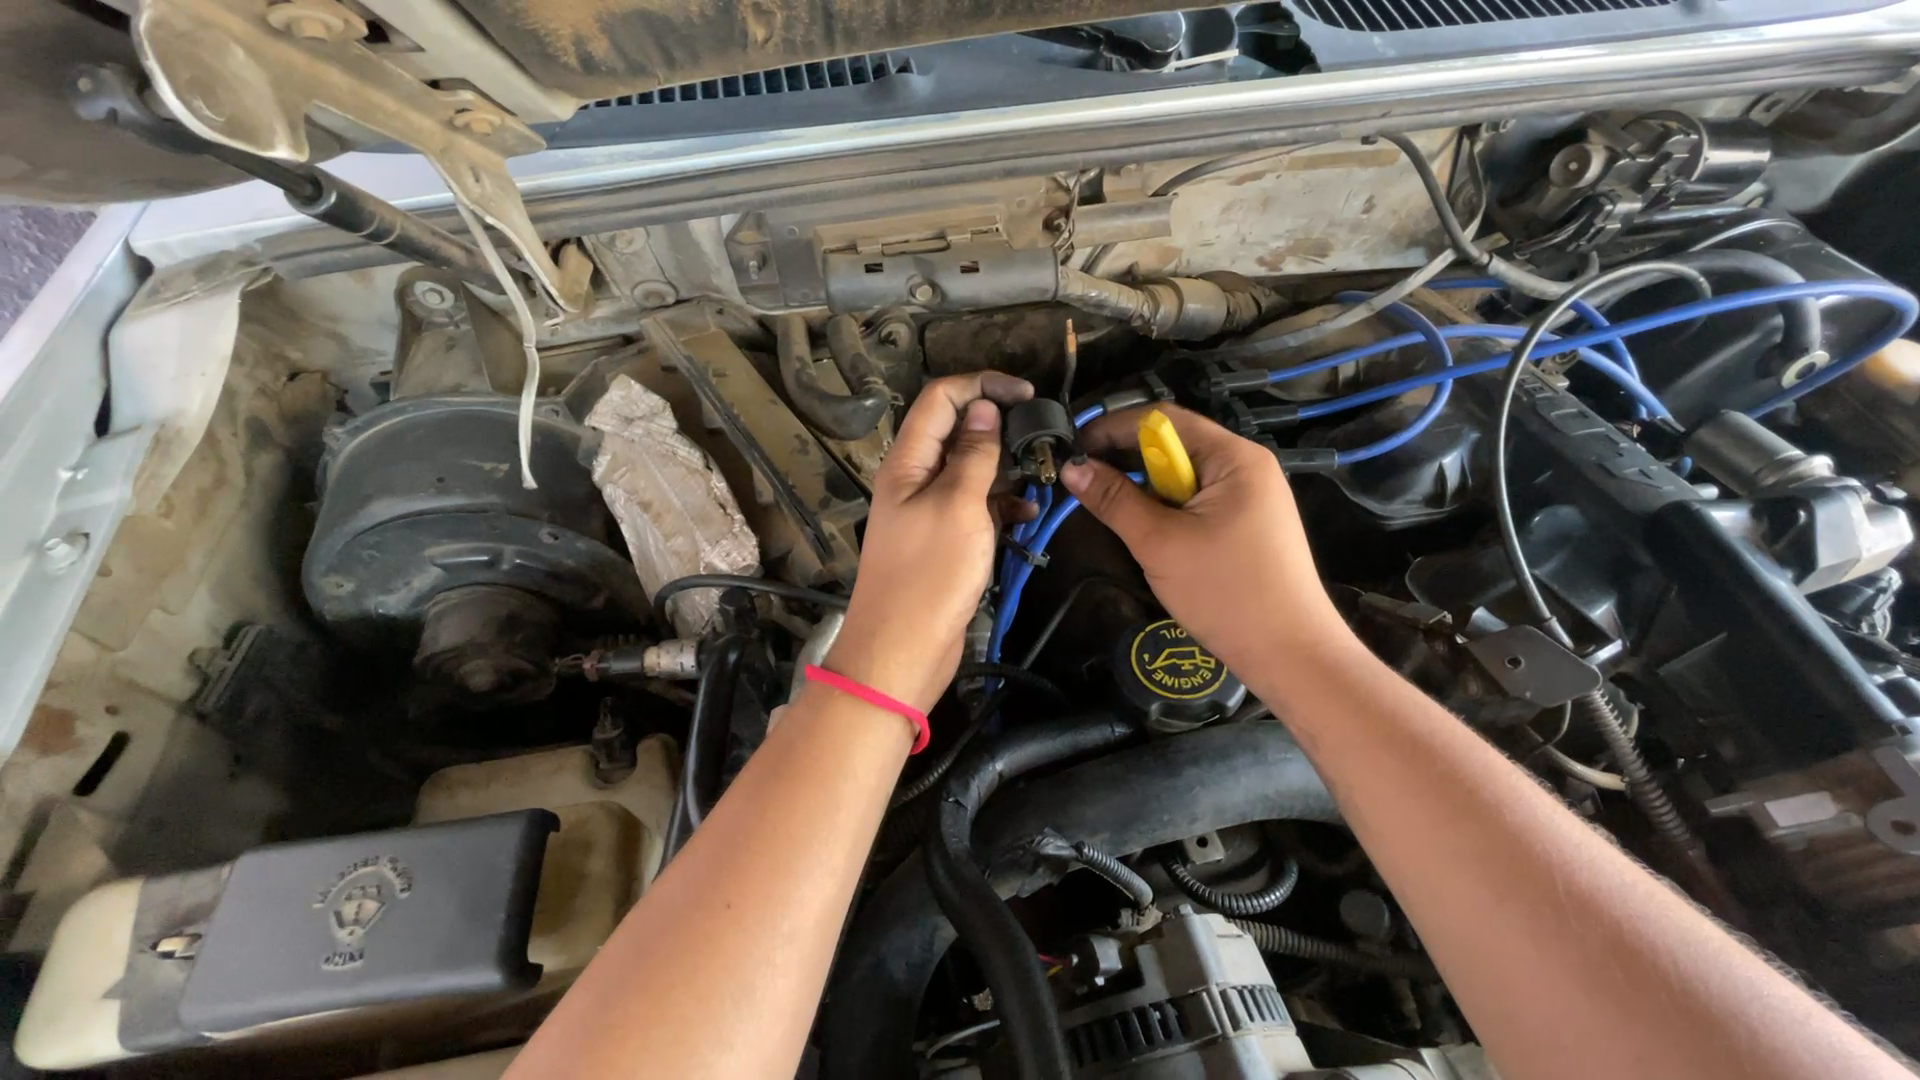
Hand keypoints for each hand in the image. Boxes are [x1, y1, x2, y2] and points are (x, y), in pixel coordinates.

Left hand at [825, 372, 1034, 710]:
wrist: (901, 653)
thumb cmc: (928, 578)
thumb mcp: (958, 507)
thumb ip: (973, 456)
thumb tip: (984, 407)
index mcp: (908, 462)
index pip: (940, 399)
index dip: (981, 385)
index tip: (1027, 394)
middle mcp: (916, 479)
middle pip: (957, 431)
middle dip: (999, 427)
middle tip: (1040, 438)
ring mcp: (930, 511)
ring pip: (972, 471)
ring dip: (1005, 469)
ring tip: (1040, 477)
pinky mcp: (945, 541)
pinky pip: (976, 508)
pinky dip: (1001, 506)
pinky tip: (1027, 516)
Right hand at [1059, 405, 1354, 676]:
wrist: (1290, 653)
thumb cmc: (1226, 592)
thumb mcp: (1160, 543)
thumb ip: (1114, 501)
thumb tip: (1071, 469)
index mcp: (1234, 457)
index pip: (1162, 419)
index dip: (1112, 428)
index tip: (1073, 450)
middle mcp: (1245, 466)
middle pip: (1173, 444)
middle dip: (1124, 457)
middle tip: (1081, 480)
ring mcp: (1250, 496)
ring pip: (1182, 475)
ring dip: (1143, 486)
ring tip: (1105, 504)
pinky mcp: (1247, 523)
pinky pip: (1196, 499)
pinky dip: (1165, 507)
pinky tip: (1142, 526)